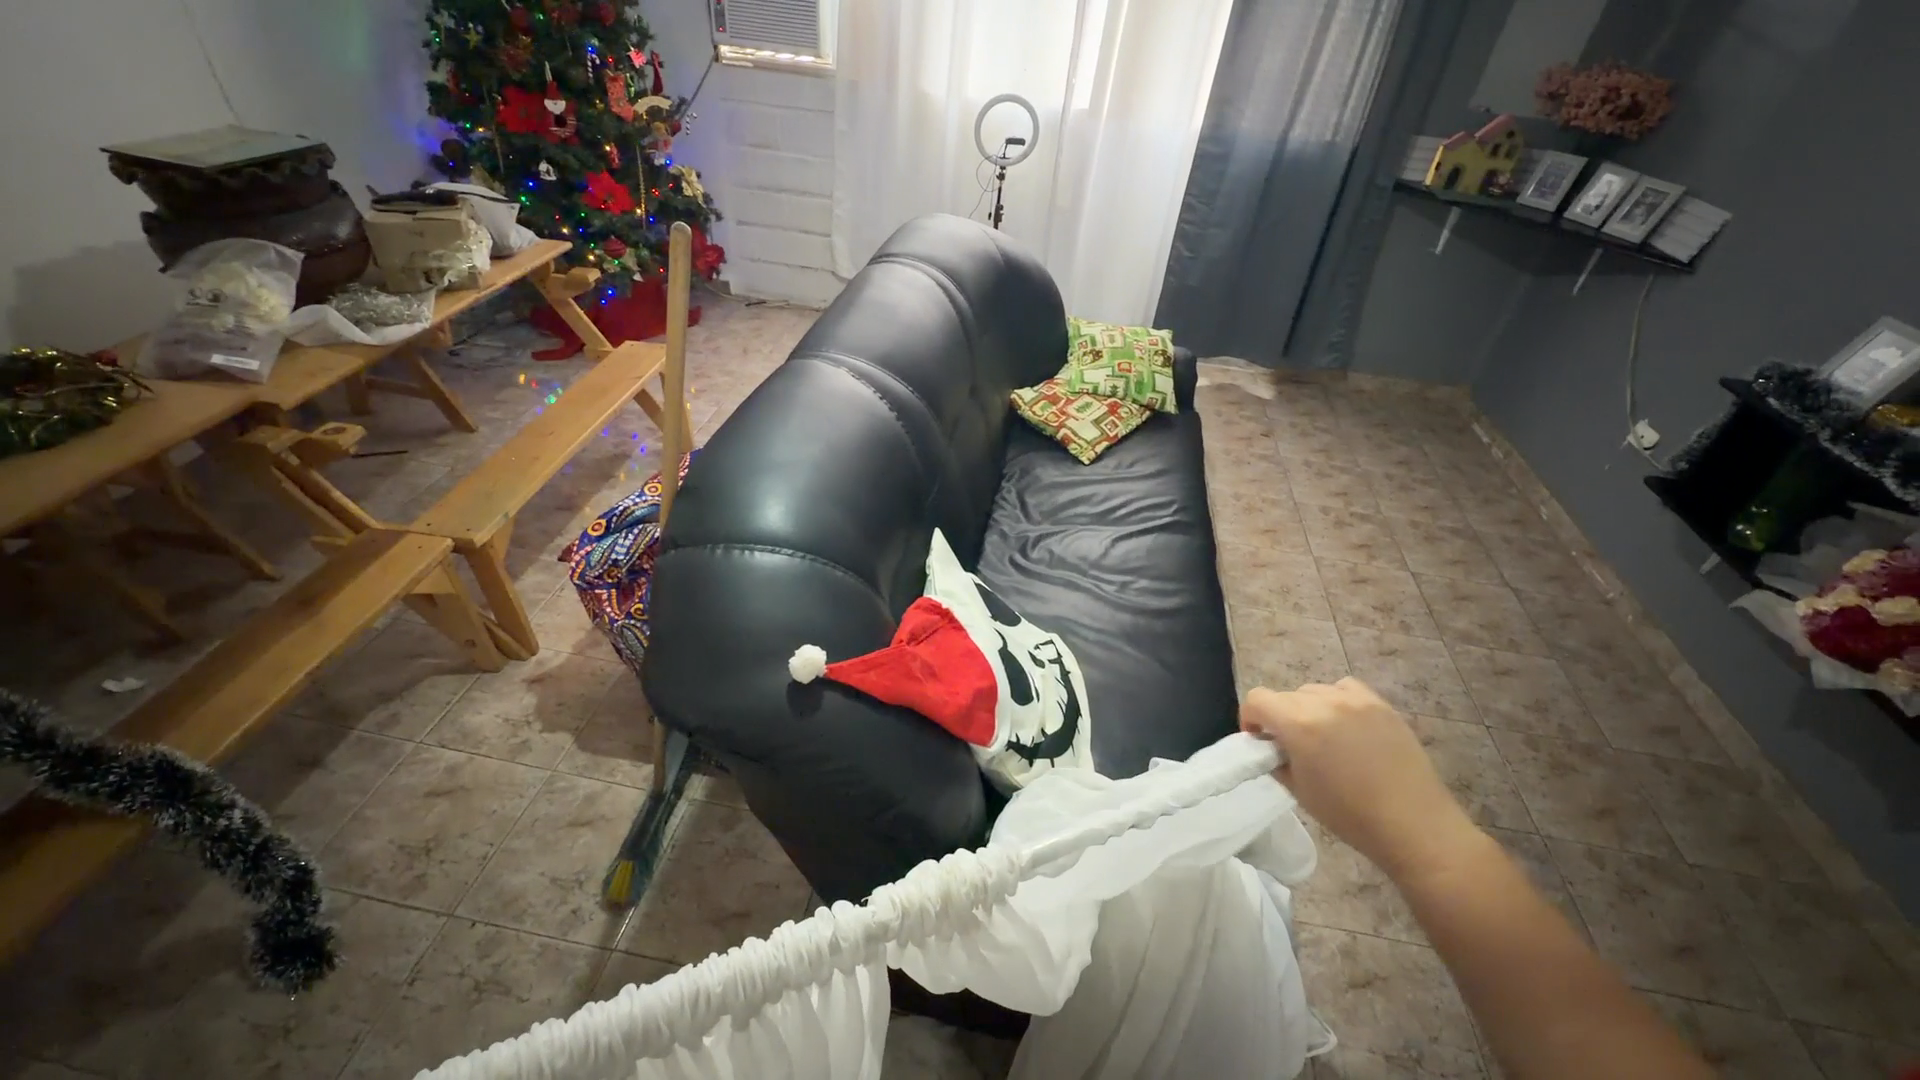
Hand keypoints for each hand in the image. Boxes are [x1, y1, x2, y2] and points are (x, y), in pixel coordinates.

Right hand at [1240, 678, 1479, 882]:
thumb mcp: (1299, 790)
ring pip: (1315, 691)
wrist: (1413, 824)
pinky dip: (1336, 701)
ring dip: (1308, 709)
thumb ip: (1278, 760)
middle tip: (1291, 746)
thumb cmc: (1349, 815)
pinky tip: (1346, 726)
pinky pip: (1346, 690)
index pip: (1257, 700)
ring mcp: (1356, 700)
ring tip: (1323, 736)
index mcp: (1298, 725)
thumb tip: (1273, 747)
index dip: (1251, 719)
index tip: (1260, 741)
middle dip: (1280, 717)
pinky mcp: (1381, 705)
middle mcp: (1324, 703)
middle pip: (1285, 696)